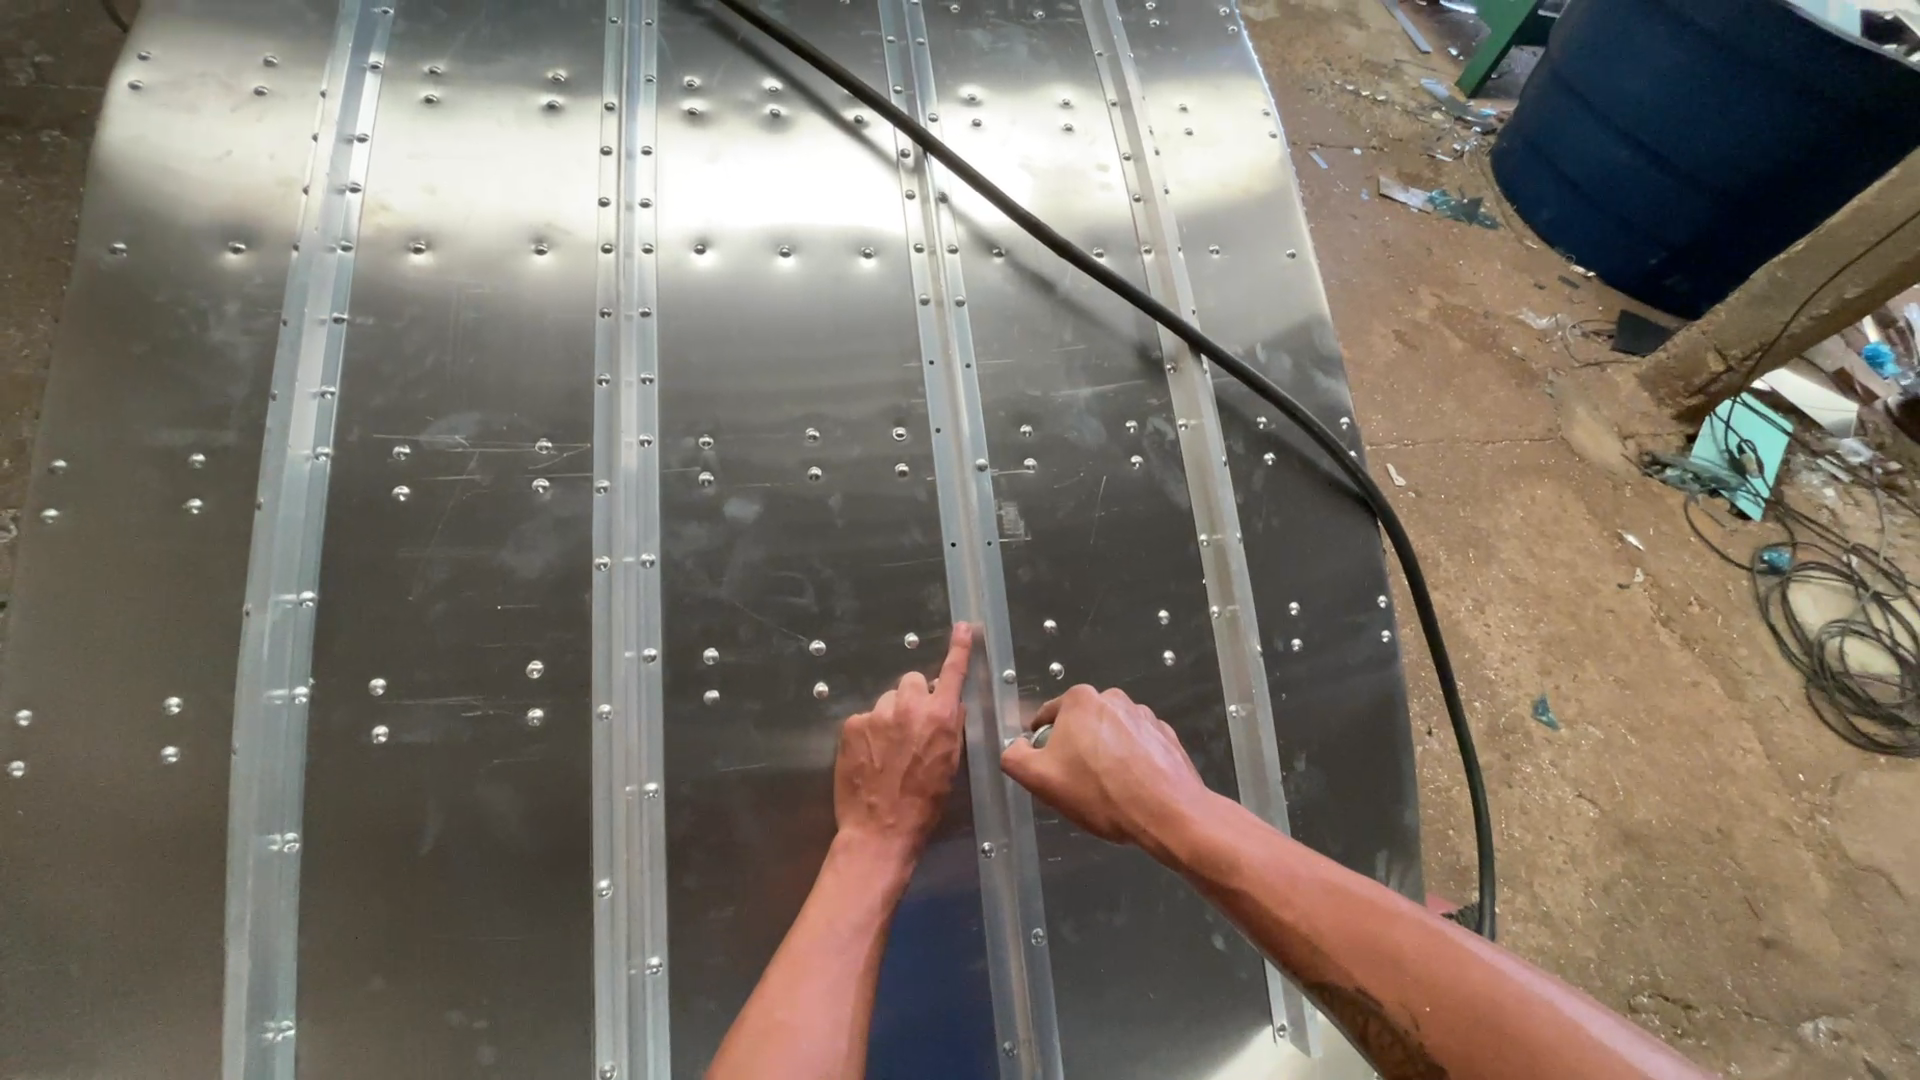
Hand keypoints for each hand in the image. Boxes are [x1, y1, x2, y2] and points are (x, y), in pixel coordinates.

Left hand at [833, 622, 974, 856]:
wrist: (881, 830)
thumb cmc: (924, 803)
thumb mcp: (951, 765)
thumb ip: (951, 728)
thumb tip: (950, 706)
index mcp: (940, 717)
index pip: (952, 673)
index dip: (959, 649)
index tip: (962, 628)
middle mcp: (909, 707)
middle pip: (913, 682)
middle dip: (915, 698)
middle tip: (912, 728)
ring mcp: (877, 714)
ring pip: (888, 701)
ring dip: (891, 716)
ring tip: (889, 751)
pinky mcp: (851, 724)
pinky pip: (865, 719)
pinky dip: (868, 733)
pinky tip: (870, 758)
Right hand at [1000, 684, 1213, 858]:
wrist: (1169, 813)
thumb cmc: (1099, 793)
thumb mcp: (1040, 780)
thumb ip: (1015, 757)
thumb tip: (1017, 746)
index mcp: (1080, 700)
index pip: (1047, 718)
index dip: (1043, 748)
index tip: (1052, 773)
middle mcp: (1113, 698)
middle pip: (1080, 725)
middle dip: (1075, 750)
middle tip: (1078, 785)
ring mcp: (1144, 715)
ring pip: (1110, 735)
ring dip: (1105, 755)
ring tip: (1109, 791)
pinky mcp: (1166, 736)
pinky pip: (1138, 747)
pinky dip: (1132, 762)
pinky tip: (1133, 789)